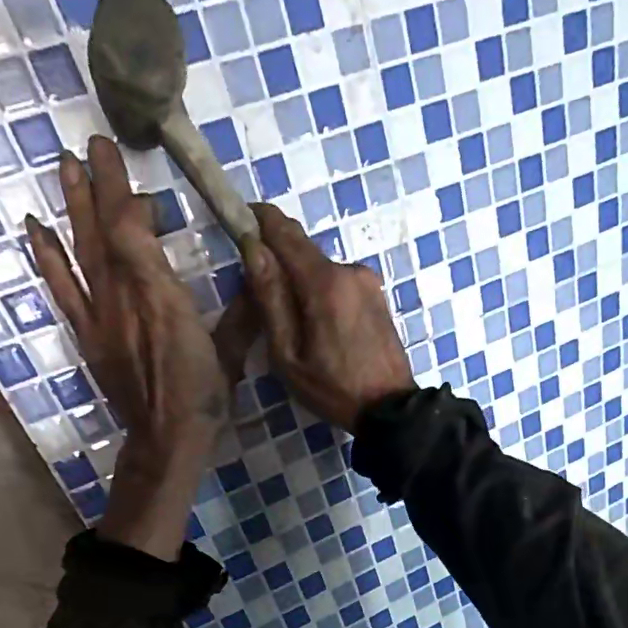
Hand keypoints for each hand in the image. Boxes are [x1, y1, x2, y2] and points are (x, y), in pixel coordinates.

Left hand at [25, 136, 230, 559]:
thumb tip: (256, 272)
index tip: (141, 183)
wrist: (164, 439)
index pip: (136, 235)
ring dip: (73, 207)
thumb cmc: (202, 397)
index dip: (132, 203)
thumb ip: (242, 311)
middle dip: (102, 185)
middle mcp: (125, 301)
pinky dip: (48, 257)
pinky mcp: (87, 334)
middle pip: (108, 233)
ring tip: (65, 165)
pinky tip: (35, 227)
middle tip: (95, 142)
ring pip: (83, 252)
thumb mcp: (232, 353)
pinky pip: (63, 289)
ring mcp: (101, 317)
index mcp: (163, 300)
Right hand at [223, 203, 416, 431]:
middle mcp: (349, 269)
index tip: (237, 218)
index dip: (258, 220)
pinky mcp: (375, 293)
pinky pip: (336, 281)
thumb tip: (253, 249)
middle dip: (274, 260)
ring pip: (318, 268)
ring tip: (286, 322)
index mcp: (325, 282)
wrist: (390, 409)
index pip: (285, 232)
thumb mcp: (287, 353)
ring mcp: (366, 280)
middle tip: (253, 292)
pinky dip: (317, 291)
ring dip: (296, 281)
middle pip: (301, 250)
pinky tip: (314, 325)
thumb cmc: (331, 388)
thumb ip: (270, 298)